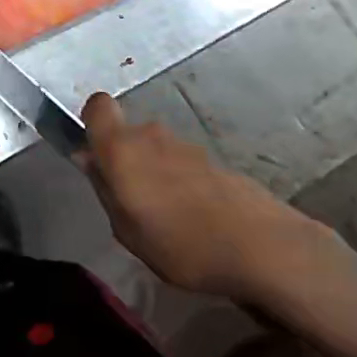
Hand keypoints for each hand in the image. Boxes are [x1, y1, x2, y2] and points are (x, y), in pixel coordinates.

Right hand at [78, 92, 339, 303]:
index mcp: (121, 147)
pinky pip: (185, 168)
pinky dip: (185, 186)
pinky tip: (198, 222)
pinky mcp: (218, 163)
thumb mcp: (126, 230)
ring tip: (170, 218)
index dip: (93, 121)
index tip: (95, 151)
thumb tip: (90, 160)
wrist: (267, 250)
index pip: (97, 106)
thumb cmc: (182, 243)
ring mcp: (188, 147)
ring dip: (157, 175)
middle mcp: (151, 135)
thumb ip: (104, 189)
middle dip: (126, 159)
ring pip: (157, 152)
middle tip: (132, 200)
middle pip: (128, 135)